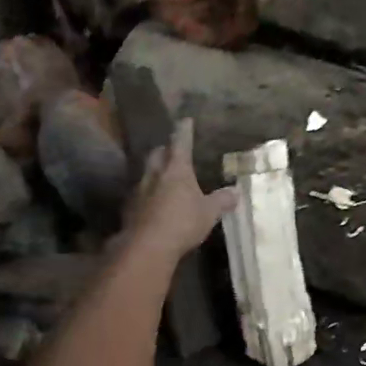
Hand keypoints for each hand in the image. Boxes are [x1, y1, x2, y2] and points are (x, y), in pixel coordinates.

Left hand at [122, 117, 237, 258]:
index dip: (184, 131)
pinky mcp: (130, 208)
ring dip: (154, 172)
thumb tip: (236, 192)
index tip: (185, 120)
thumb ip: (222, 201)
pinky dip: (147, 194)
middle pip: (157, 154)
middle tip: (171, 150)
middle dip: (164, 150)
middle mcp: (155, 174)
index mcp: (176, 170)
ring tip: (162, 177)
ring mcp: (139, 190)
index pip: (181, 143)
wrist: (147, 245)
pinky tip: (152, 203)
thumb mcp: (209, 213)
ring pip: (146, 173)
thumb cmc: (182, 222)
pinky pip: (139, 194)